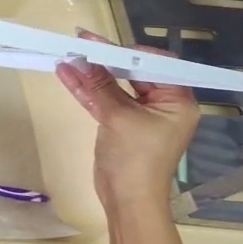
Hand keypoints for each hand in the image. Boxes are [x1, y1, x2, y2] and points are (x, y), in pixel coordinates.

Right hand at [55, 29, 198, 214]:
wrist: (127, 201)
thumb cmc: (136, 158)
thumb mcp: (119, 117)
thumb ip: (100, 86)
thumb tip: (80, 58)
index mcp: (177, 101)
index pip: (157, 65)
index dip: (130, 51)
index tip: (103, 42)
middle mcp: (162, 105)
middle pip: (133, 73)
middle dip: (106, 59)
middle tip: (81, 42)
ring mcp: (139, 115)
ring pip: (113, 86)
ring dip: (90, 73)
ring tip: (67, 55)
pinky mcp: (119, 124)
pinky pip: (103, 100)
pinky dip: (85, 89)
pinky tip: (66, 74)